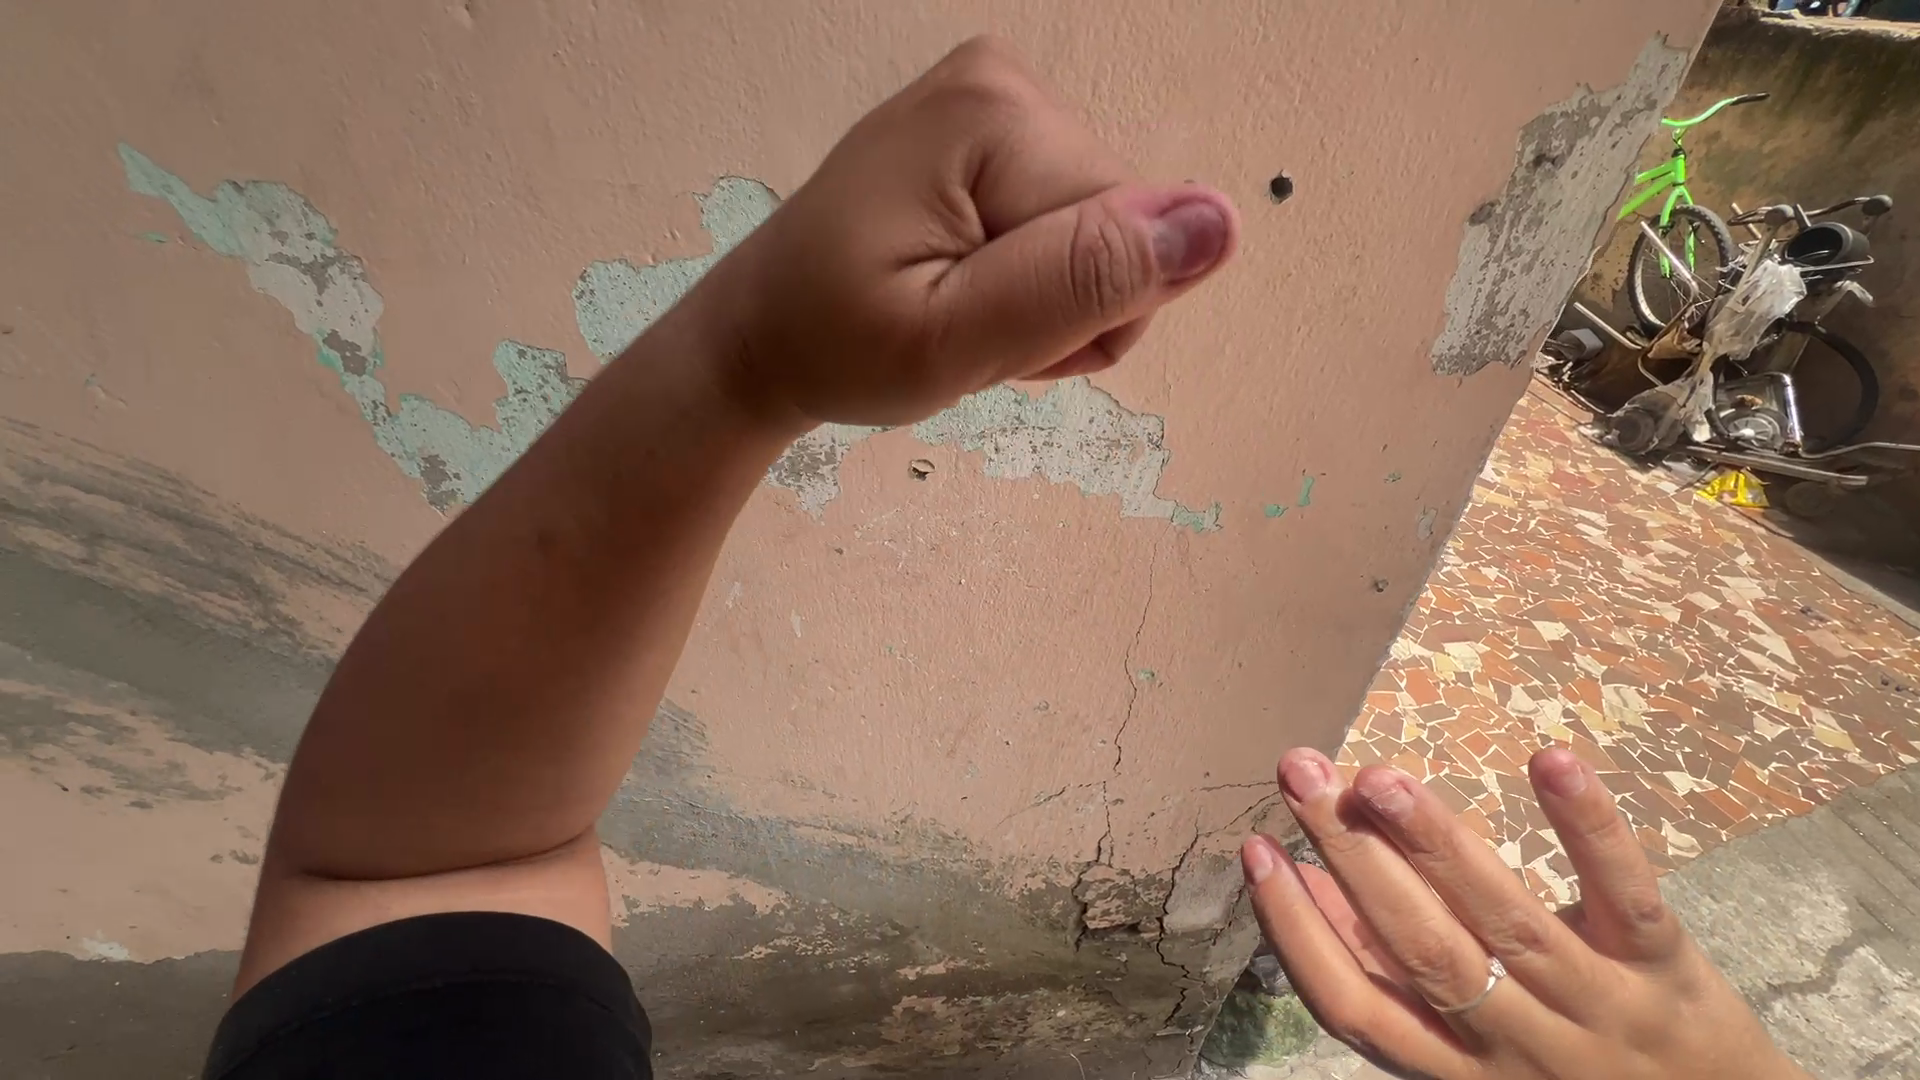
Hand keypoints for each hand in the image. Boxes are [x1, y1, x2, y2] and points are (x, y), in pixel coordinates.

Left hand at [686, 36, 1238, 428]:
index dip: (1075, 322)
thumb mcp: (954, 341)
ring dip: (1039, 303)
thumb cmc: (838, 348)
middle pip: (1119, 229)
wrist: (765, 337)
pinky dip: (1021, 285)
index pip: (1130, 239)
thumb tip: (1219, 223)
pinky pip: (1062, 230)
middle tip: (967, 330)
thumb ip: (1079, 284)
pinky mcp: (989, 143)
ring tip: (954, 313)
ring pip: (1098, 238)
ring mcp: (997, 109)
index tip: (989, 340)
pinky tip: (958, 293)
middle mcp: (1005, 86)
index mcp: (995, 117)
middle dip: (1056, 310)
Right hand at [1240, 748, 1807, 1079]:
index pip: (1352, 1001)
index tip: (1254, 847)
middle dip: (1352, 855)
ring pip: (1504, 922)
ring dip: (1435, 842)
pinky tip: (1548, 758)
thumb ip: (1378, 964)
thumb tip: (1300, 877)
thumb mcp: (1459, 1047)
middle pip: (1420, 949)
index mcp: (1450, 1066)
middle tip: (1300, 772)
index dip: (1296, 927)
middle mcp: (1515, 1045)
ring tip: (1378, 777)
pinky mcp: (1672, 975)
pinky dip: (1588, 828)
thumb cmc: (1555, 1075)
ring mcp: (1598, 1011)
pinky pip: (1628, 898)